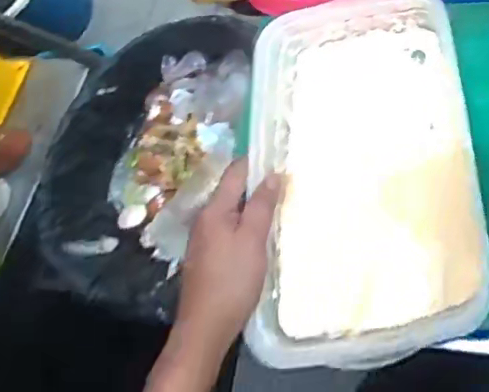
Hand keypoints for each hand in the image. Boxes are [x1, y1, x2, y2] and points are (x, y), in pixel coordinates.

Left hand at [171, 158, 281, 359]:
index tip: (280, 158)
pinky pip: (228, 227)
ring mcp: (204, 238)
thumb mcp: (253, 240)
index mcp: (214, 208)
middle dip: (257, 184)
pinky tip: (260, 234)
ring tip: (277, 205)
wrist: (203, 330)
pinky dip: (245, 223)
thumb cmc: (231, 281)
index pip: (236, 171)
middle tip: (285, 183)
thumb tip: (272, 173)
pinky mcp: (207, 256)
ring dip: (252, 205)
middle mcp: (205, 218)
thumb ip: (262, 205)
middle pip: (233, 189)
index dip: (257, 161)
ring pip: (232, 210)